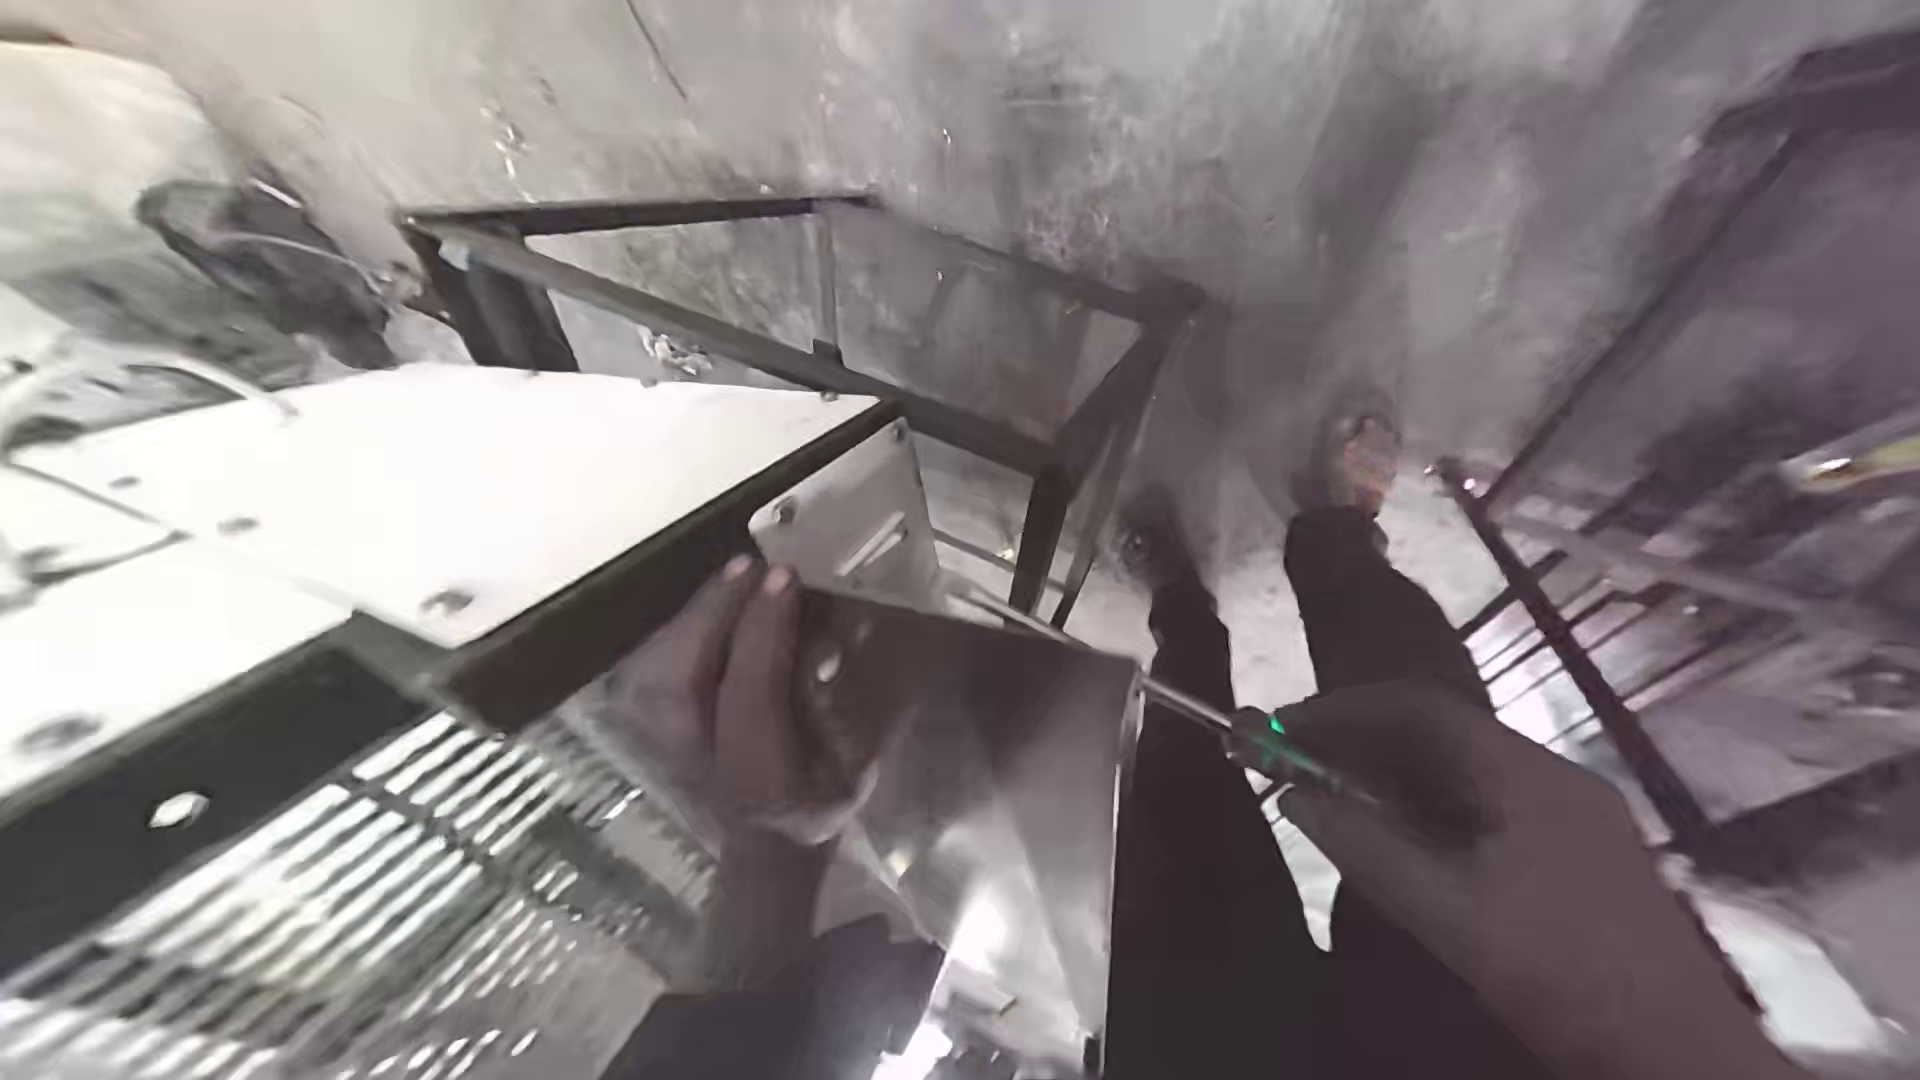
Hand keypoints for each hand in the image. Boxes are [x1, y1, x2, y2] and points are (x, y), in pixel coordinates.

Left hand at [599, 555, 861, 843]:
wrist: (772, 845)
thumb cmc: (823, 799)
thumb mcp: (856, 764)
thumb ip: (846, 703)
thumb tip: (837, 628)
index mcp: (762, 778)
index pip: (749, 694)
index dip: (764, 631)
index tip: (786, 577)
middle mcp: (703, 766)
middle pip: (680, 682)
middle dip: (713, 612)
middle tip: (750, 565)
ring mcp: (669, 754)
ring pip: (655, 674)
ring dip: (694, 616)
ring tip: (733, 576)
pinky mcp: (656, 736)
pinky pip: (653, 672)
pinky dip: (681, 630)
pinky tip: (713, 605)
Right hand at [1273, 681, 1804, 1079]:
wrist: (1684, 1073)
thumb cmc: (1563, 977)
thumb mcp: (1445, 910)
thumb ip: (1360, 845)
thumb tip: (1292, 795)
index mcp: (1530, 776)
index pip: (1420, 707)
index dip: (1344, 706)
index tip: (1287, 723)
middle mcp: (1546, 777)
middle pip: (1432, 729)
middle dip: (1356, 733)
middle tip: (1294, 748)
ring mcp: (1558, 812)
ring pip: (1446, 764)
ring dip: (1380, 765)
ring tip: (1323, 779)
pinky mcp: (1557, 847)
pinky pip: (1463, 798)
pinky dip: (1409, 798)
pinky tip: (1379, 821)